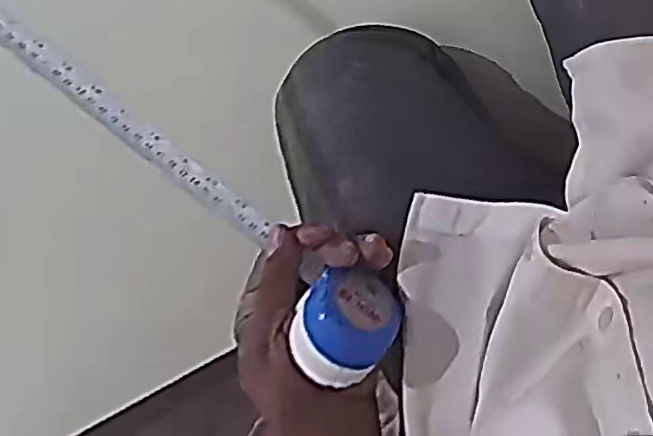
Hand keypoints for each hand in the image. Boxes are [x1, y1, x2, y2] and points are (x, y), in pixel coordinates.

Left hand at [235, 225, 394, 435]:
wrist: (332, 429)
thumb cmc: (290, 399)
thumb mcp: (267, 341)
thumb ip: (271, 286)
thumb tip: (278, 237)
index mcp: (271, 308)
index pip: (286, 254)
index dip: (305, 238)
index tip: (322, 237)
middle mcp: (303, 304)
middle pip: (323, 254)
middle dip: (340, 245)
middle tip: (349, 254)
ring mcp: (335, 310)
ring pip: (353, 262)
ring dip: (366, 251)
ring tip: (375, 254)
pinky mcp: (364, 317)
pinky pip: (376, 281)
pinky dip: (383, 269)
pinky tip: (385, 266)